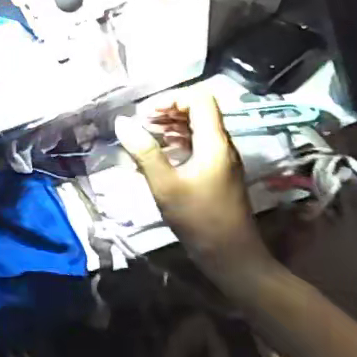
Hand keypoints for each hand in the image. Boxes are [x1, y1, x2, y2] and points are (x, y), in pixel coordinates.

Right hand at [114, 93, 271, 275]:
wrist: (234, 258)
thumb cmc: (199, 220)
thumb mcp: (165, 186)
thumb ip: (144, 152)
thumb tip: (122, 122)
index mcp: (214, 142)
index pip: (200, 98)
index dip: (171, 98)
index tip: (146, 114)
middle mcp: (222, 145)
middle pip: (199, 110)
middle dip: (169, 110)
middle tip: (142, 123)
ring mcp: (222, 159)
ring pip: (199, 128)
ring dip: (172, 126)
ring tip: (147, 135)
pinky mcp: (219, 173)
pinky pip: (199, 145)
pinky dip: (179, 141)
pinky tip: (162, 154)